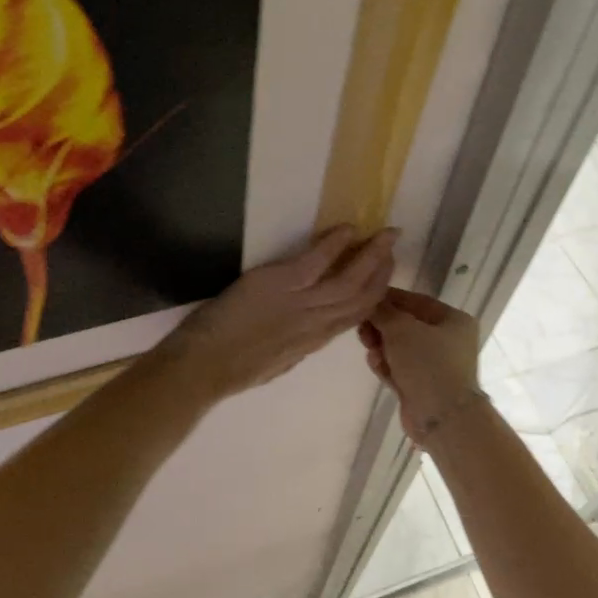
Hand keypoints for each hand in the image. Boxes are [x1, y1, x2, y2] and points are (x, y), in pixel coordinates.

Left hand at [159, 225, 397, 403]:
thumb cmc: (231, 368)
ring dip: (372, 255)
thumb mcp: (277, 363)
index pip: (357, 317)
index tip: (384, 275)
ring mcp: (301, 304)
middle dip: (383, 270)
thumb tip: (310, 333)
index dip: (376, 294)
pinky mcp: (281, 285)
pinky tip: (347, 229)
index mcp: (314, 342)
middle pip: (363, 297)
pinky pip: (317, 261)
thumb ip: (298, 345)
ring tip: (385, 235)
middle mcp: (317, 324)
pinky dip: (335, 244)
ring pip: (351, 281)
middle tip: (393, 245)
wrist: (205, 366)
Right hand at [358, 288, 482, 442]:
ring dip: (381, 347)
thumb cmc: (427, 363)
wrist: (442, 418)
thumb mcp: (401, 329)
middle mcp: (448, 341)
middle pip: (406, 325)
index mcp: (454, 320)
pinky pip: (399, 368)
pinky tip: (375, 364)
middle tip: (362, 328)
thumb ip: (383, 311)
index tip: (365, 300)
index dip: (389, 299)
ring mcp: (436, 365)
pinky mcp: (422, 386)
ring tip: (368, 348)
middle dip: (381, 327)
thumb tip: (371, 302)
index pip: (416, 301)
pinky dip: (386, 365)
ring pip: (400, 348)